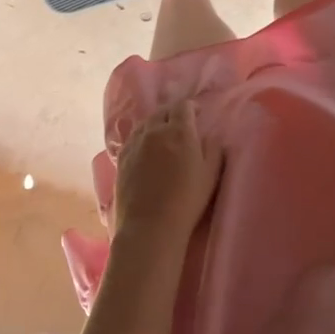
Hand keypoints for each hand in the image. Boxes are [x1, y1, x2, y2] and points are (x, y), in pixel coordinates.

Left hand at [113, 100, 222, 239]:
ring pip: (145, 123)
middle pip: (162, 111)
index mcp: (179, 131)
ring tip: (162, 134)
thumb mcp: (210, 175)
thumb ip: (214, 149)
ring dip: (156, 123)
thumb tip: (211, 135)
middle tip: (180, 124)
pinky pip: (132, 138)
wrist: (149, 227)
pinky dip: (141, 136)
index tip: (197, 114)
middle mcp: (155, 131)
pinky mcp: (121, 158)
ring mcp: (135, 143)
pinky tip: (144, 147)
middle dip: (173, 113)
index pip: (183, 106)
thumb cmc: (186, 201)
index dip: (191, 107)